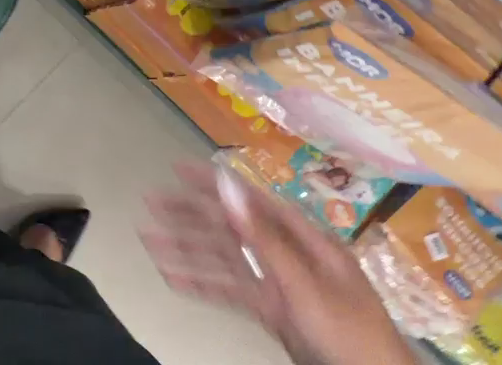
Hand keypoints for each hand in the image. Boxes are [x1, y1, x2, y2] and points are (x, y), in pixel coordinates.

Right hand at [140, 163, 418, 364]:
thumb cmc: (352, 333)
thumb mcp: (306, 283)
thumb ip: (264, 236)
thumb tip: (229, 186)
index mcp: (307, 242)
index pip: (253, 202)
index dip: (215, 183)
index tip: (178, 168)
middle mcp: (292, 257)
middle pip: (234, 229)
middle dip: (191, 216)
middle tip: (152, 202)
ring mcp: (282, 286)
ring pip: (226, 260)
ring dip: (188, 250)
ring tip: (149, 240)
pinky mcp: (275, 313)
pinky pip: (232, 292)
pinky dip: (202, 284)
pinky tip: (173, 278)